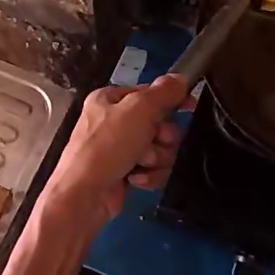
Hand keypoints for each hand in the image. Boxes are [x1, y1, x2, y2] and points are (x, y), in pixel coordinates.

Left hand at [41, 74, 189, 231]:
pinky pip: (152, 169)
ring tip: (140, 164)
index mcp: (111, 100)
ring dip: (156, 158)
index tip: (190, 106)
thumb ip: (162, 92)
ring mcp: (119, 149)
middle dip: (162, 137)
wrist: (84, 196)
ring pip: (159, 149)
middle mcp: (113, 122)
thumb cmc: (107, 146)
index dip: (171, 100)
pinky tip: (134, 179)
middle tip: (155, 142)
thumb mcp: (138, 111)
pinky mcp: (125, 173)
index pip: (150, 93)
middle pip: (159, 124)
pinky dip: (148, 175)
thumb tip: (180, 77)